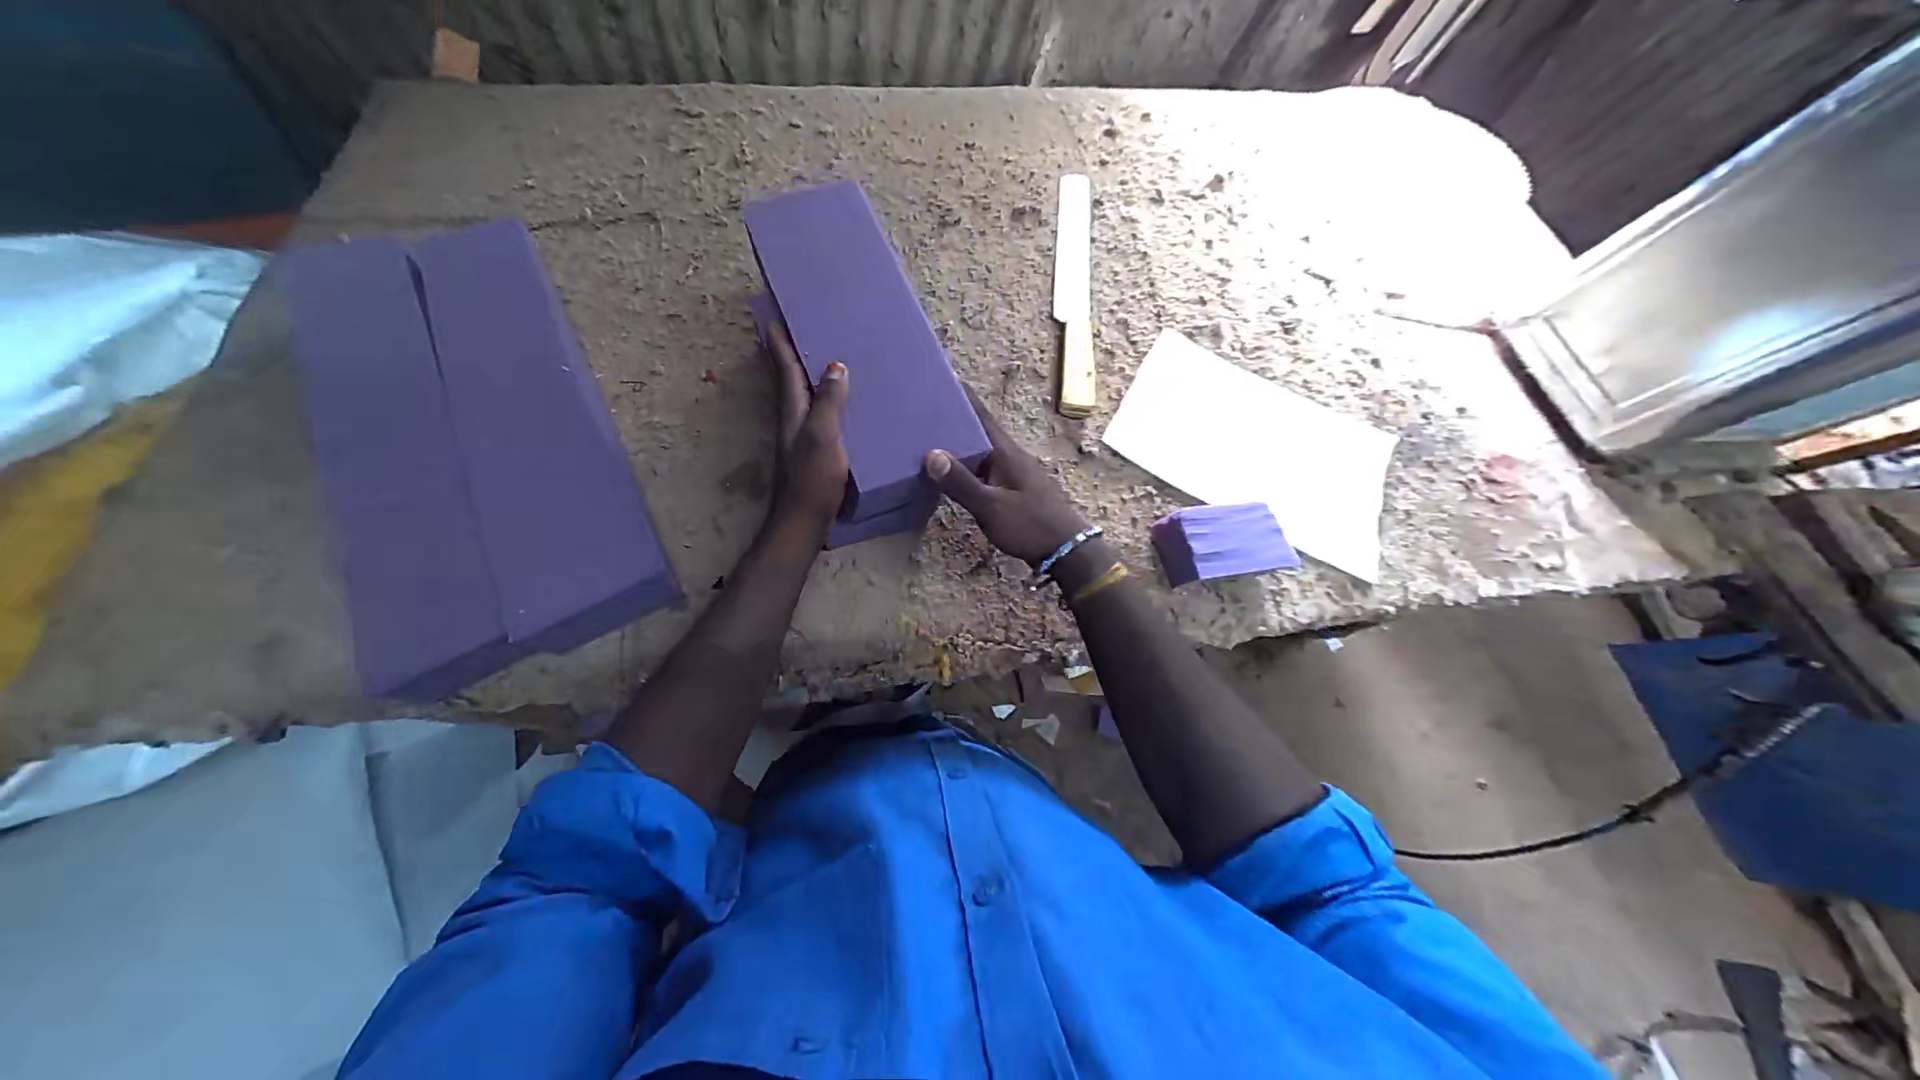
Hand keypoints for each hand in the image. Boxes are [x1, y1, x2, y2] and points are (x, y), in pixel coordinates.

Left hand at [766, 322, 849, 528]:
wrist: (805, 522)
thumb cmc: (812, 479)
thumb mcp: (822, 436)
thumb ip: (828, 402)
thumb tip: (835, 366)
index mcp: (794, 411)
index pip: (786, 370)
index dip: (781, 344)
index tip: (776, 318)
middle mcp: (796, 420)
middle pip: (794, 380)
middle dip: (796, 355)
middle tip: (807, 330)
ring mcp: (806, 438)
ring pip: (809, 398)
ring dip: (814, 378)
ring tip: (832, 359)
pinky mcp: (818, 452)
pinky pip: (824, 417)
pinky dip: (831, 403)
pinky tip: (847, 405)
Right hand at [924, 388, 1089, 565]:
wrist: (1065, 550)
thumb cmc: (1030, 526)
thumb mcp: (991, 506)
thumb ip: (961, 482)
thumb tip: (931, 454)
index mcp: (1005, 452)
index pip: (980, 414)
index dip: (960, 395)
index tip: (939, 377)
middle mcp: (1009, 456)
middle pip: (977, 430)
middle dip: (952, 419)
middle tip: (920, 410)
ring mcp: (1011, 472)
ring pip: (979, 451)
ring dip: (957, 444)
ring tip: (927, 438)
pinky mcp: (1011, 488)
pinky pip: (982, 468)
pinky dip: (965, 466)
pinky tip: (949, 473)